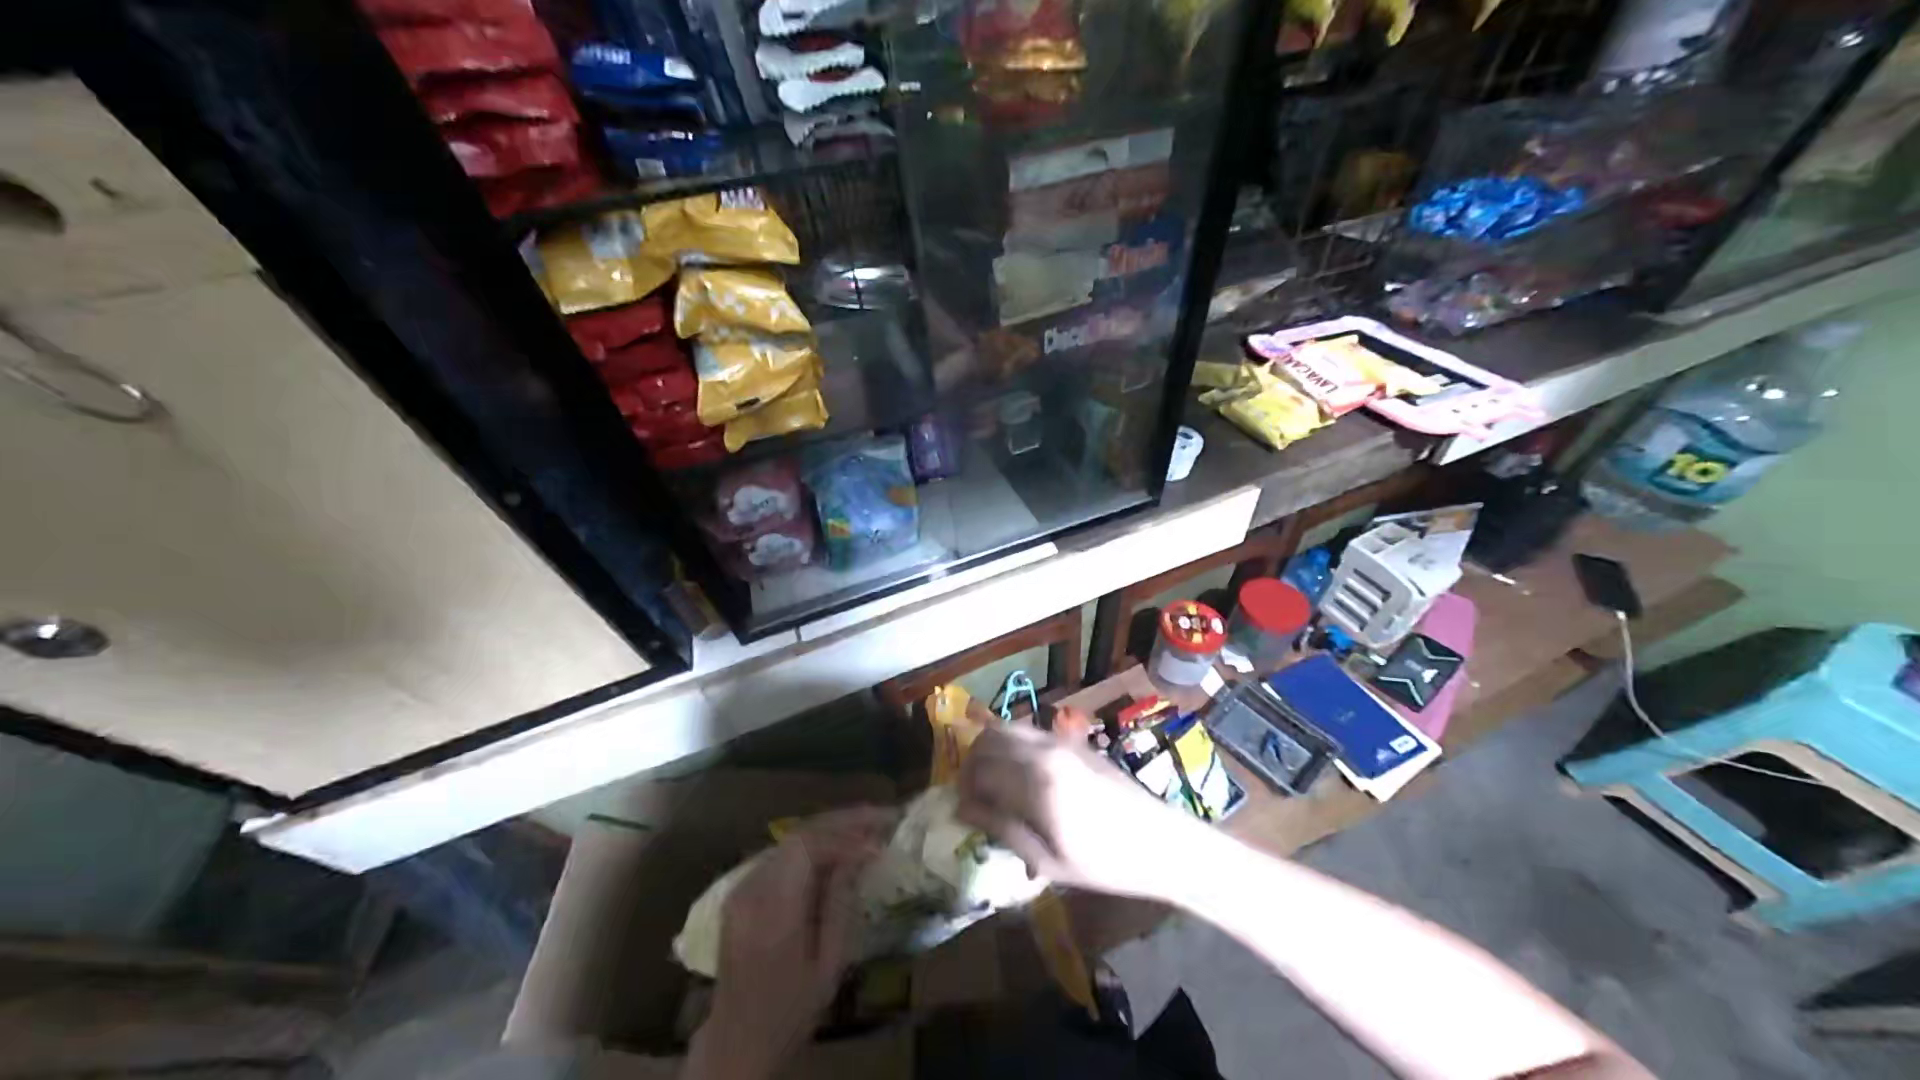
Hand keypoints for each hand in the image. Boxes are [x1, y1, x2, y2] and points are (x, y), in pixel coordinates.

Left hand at [688, 807, 893, 1079]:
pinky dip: (812, 844)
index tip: (880, 840)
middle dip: (842, 821)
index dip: (846, 835)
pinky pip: (781, 854)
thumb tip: (860, 854)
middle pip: (798, 834)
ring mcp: (741, 887)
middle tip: (881, 817)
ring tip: (866, 826)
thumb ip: (841, 904)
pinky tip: (837, 847)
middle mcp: (751, 888)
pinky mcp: (741, 891)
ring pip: (790, 839)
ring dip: (829, 829)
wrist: (737, 1038)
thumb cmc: (791, 1009)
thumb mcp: (828, 964)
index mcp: (772, 909)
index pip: (808, 847)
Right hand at [955, 719, 1201, 900]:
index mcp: (1036, 782)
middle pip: (988, 738)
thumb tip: (961, 809)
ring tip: (993, 784)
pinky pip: (1029, 732)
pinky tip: (1019, 776)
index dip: (963, 790)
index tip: (962, 811)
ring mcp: (1060, 741)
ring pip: (1007, 728)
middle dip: (972, 763)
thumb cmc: (1104, 863)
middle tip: (973, 794)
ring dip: (990, 749)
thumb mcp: (1047, 859)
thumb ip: (1001, 828)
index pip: (979, 770)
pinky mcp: (1074, 742)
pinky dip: (1012, 745)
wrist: (1161, 842)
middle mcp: (1044, 750)